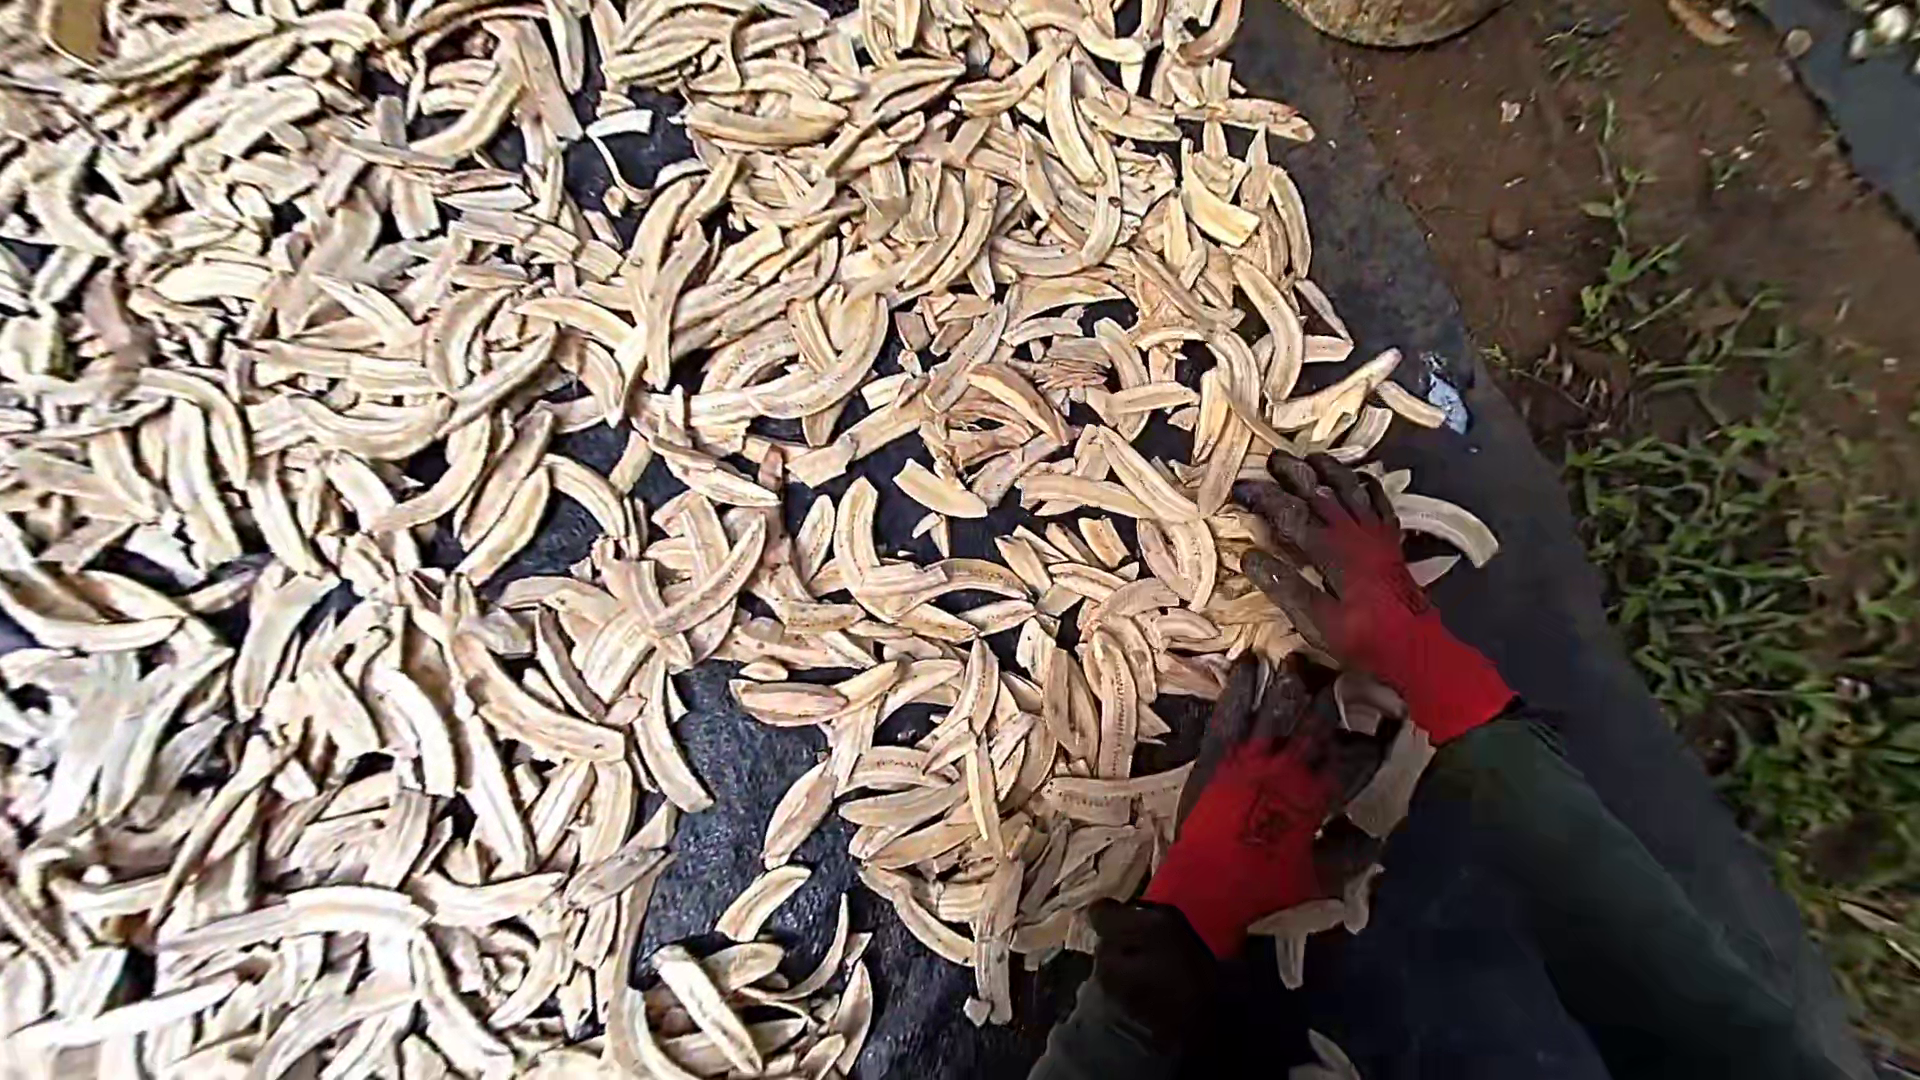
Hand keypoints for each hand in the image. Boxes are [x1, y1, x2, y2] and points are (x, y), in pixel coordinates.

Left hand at [1143, 657, 1380, 957]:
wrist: (1205, 882)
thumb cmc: (1263, 884)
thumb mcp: (1320, 878)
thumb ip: (1351, 854)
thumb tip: (1375, 833)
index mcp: (1316, 798)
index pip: (1353, 763)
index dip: (1370, 744)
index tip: (1382, 728)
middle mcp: (1286, 768)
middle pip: (1315, 725)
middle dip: (1331, 699)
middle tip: (1344, 675)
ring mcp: (1249, 754)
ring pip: (1275, 708)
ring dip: (1289, 682)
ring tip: (1298, 659)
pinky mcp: (1218, 750)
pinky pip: (1231, 709)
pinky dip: (1240, 685)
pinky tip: (1247, 663)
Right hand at [1233, 451, 1513, 743]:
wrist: (1420, 650)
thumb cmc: (1363, 638)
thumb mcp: (1316, 621)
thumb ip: (1284, 587)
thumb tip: (1249, 556)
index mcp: (1331, 551)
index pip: (1290, 513)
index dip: (1264, 498)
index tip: (1241, 489)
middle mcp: (1354, 534)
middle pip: (1320, 492)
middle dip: (1294, 473)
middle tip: (1272, 459)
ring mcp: (1376, 536)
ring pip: (1351, 491)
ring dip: (1329, 471)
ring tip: (1312, 457)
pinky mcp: (1390, 543)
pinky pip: (1380, 504)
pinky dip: (1368, 486)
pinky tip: (1360, 478)